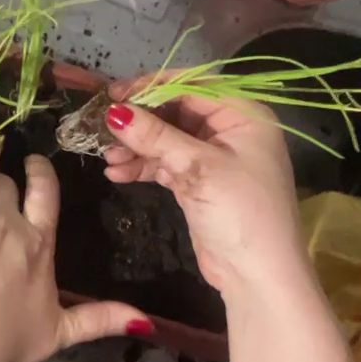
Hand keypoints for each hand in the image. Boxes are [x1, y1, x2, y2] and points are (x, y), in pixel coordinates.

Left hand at [0, 146, 149, 361]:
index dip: (40, 169)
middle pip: (9, 182)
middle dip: (7, 180)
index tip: (34, 162)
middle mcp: (7, 222)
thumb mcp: (58, 334)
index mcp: (39, 242)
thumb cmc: (3, 341)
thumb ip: (100, 319)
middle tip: (1, 182)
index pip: (45, 188)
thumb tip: (146, 321)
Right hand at [101, 88, 308, 298]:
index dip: (152, 87)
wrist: (257, 275)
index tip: (113, 95)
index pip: (193, 87)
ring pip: (167, 139)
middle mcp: (230, 131)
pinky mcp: (198, 183)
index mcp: (244, 116)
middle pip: (176, 112)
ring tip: (108, 157)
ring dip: (137, 147)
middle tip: (103, 127)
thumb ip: (156, 137)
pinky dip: (142, 167)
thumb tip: (113, 112)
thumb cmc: (239, 212)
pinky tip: (117, 173)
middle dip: (140, 121)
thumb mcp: (197, 169)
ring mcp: (213, 158)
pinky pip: (165, 164)